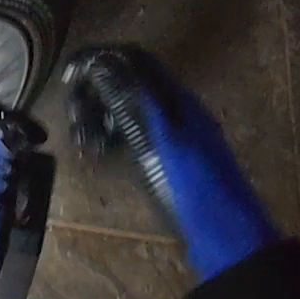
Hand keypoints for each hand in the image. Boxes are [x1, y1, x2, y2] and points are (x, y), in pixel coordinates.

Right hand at [61, 45, 278, 281]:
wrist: (229, 239)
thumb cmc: (200, 188)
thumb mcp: (168, 140)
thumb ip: (141, 100)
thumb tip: (109, 63)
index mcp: (179, 100)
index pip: (137, 60)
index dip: (104, 59)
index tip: (72, 73)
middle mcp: (175, 111)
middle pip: (129, 84)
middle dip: (96, 90)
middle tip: (70, 110)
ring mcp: (170, 136)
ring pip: (127, 110)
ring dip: (99, 115)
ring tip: (79, 136)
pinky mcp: (163, 159)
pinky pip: (130, 136)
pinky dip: (109, 138)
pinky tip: (94, 152)